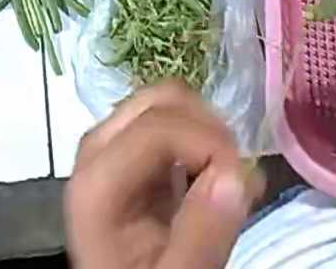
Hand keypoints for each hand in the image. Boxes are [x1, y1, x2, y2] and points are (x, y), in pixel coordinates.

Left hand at [65, 84, 260, 268]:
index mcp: (96, 179)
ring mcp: (112, 141)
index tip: (240, 178)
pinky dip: (199, 135)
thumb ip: (202, 235)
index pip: (156, 129)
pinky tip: (218, 173)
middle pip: (159, 102)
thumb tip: (235, 176)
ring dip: (206, 129)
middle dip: (206, 127)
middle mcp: (97, 147)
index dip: (204, 142)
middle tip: (237, 172)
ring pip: (166, 101)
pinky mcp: (130, 146)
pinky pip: (169, 117)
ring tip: (232, 174)